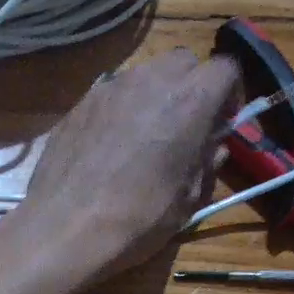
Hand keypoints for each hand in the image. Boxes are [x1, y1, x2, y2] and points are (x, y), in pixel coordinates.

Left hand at [0, 49, 242, 293]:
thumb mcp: (187, 201)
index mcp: (190, 98)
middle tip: (183, 127)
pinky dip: (116, 113)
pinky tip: (106, 149)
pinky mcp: (76, 106)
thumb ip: (205, 165)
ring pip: (142, 77)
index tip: (221, 123)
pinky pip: (107, 98)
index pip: (226, 69)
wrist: (64, 230)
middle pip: (182, 64)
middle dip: (189, 88)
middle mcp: (150, 80)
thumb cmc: (136, 219)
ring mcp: (108, 89)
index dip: (229, 94)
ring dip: (151, 97)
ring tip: (142, 138)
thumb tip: (212, 148)